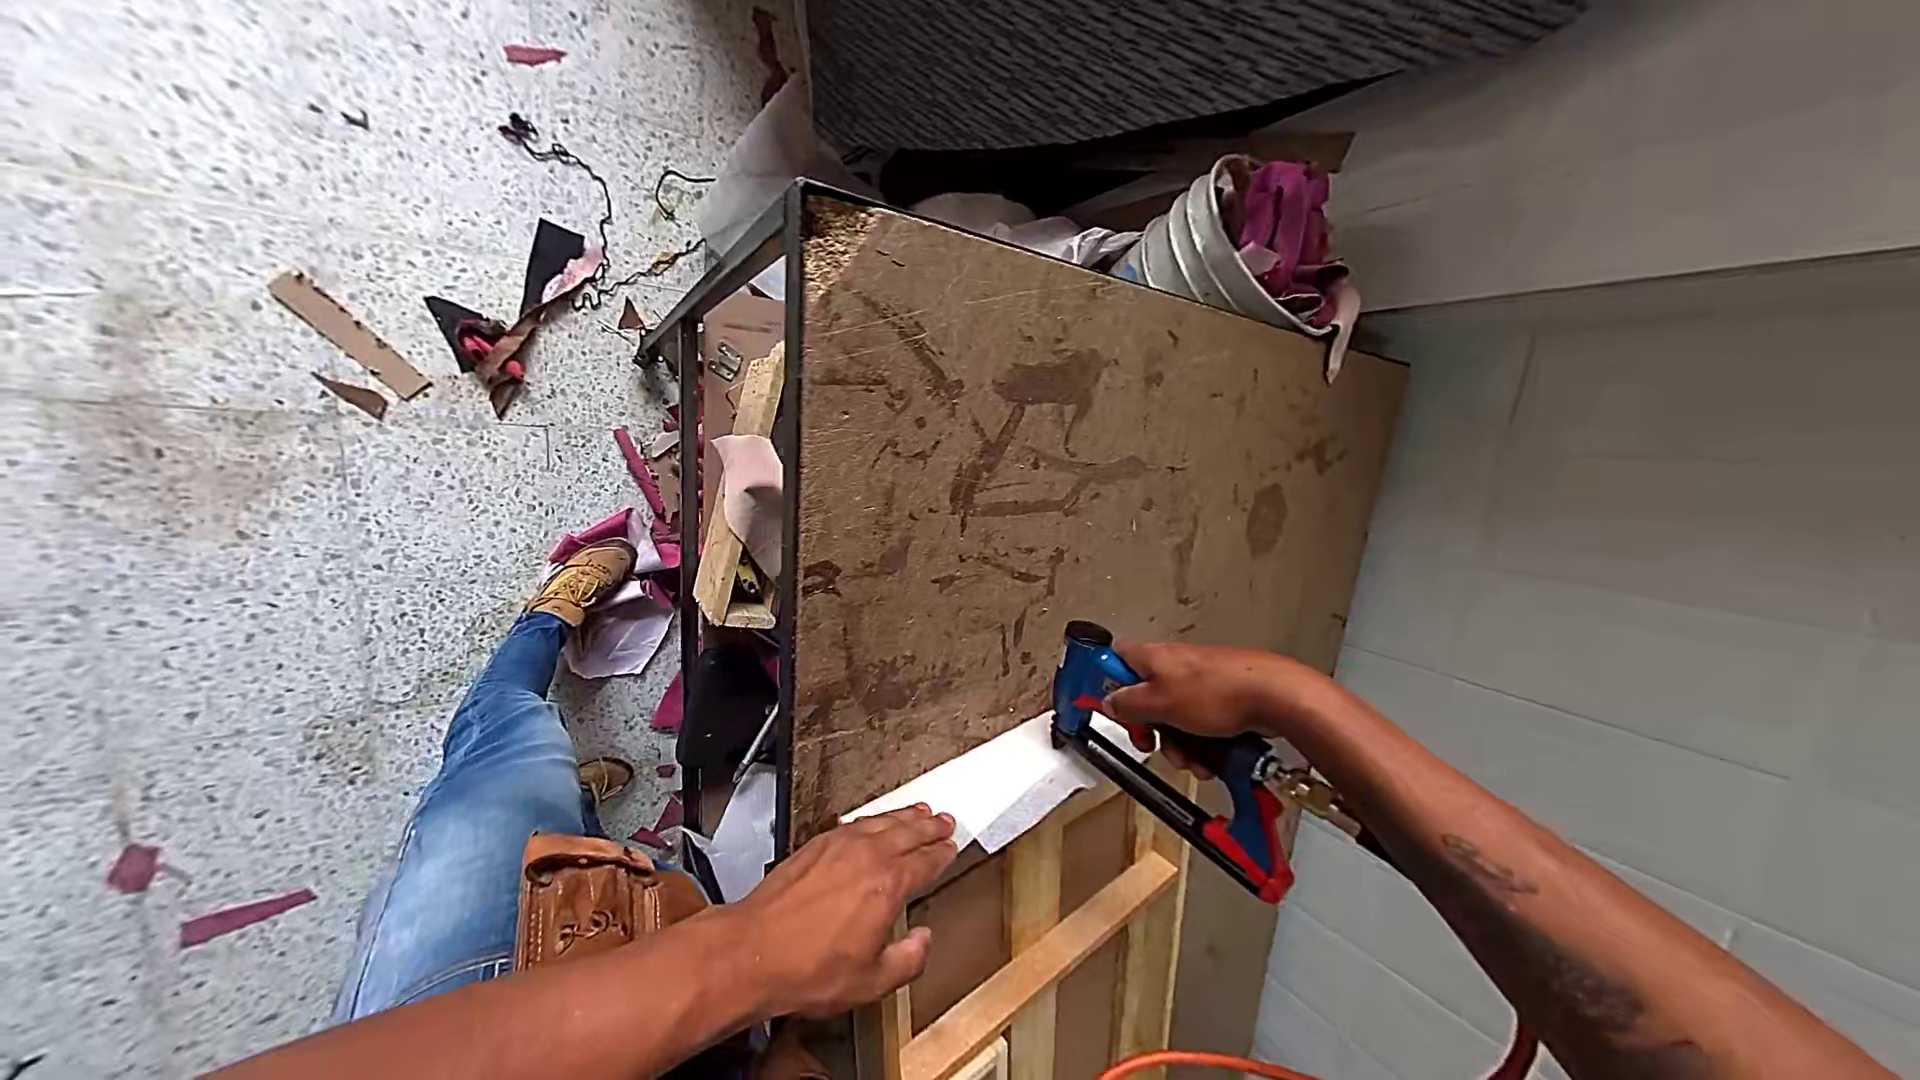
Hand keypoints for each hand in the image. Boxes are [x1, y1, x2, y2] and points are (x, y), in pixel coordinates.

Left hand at [730, 805, 956, 1017]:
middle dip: (931, 826)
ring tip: (921, 811)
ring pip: (885, 820)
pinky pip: (859, 821)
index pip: (925, 862)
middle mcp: (868, 857)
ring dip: (907, 815)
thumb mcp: (870, 982)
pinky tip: (878, 820)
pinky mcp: (820, 843)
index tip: (950, 848)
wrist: (754, 950)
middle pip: (910, 832)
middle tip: (944, 821)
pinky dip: (877, 817)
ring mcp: (842, 845)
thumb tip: (923, 941)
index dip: (942, 854)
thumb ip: (908, 961)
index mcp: (887, 886)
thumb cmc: (805, 967)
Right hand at [1101, 642, 1330, 770]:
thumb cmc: (1219, 691)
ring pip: (1172, 720)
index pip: (1112, 661)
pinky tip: (1210, 759)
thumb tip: (1108, 702)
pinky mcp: (1219, 703)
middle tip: (1150, 741)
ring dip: (1177, 745)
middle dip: (1148, 729)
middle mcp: (1172, 667)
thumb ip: (1127, 704)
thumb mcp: (1159, 702)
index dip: (1102, 682)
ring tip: (1191, 757)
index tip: (1098, 703)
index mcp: (1150, 657)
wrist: (1273, 697)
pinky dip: (1200, 746)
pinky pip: (1197, 728)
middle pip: (1142, 699)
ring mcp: (1197, 685)